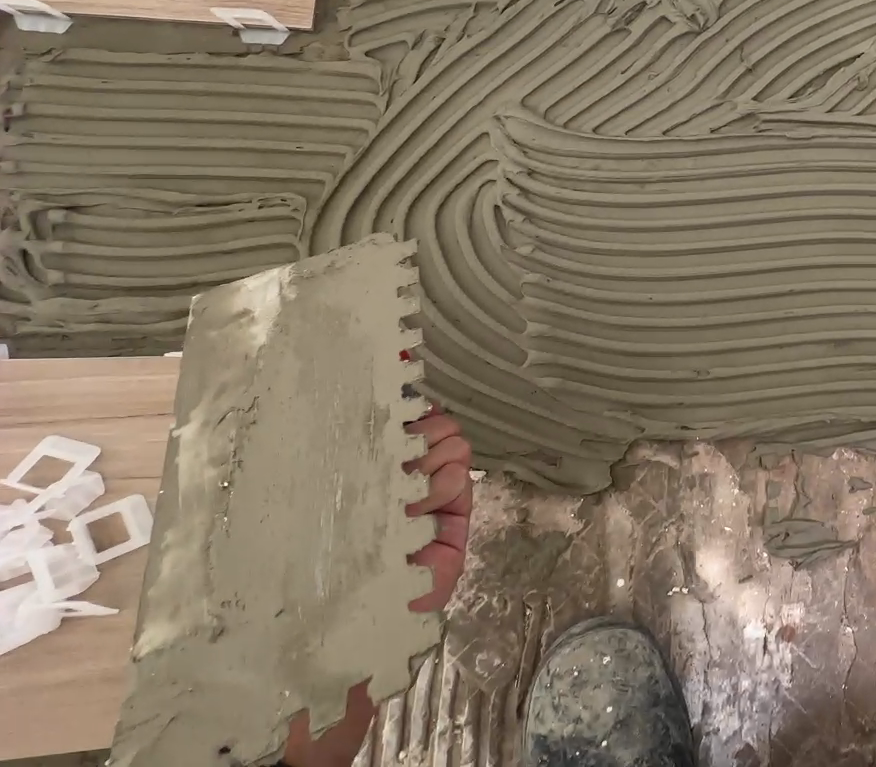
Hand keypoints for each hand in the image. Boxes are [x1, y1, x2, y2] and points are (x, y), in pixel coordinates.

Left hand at [281, 406, 472, 766]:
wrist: (317, 658)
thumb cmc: (278, 590)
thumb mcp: (273, 521)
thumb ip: (289, 474)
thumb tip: (288, 410)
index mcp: (343, 483)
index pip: (370, 426)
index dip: (383, 390)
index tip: (394, 357)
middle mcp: (384, 488)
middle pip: (419, 430)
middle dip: (420, 420)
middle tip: (409, 429)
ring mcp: (421, 508)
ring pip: (447, 450)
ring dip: (437, 447)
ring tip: (417, 468)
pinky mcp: (451, 529)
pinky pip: (462, 485)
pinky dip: (451, 478)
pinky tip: (431, 492)